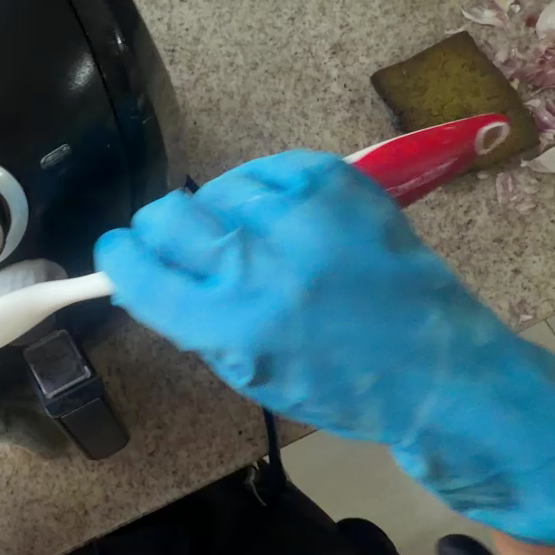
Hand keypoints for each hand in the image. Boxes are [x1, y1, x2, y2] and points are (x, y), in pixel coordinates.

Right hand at [95, 151, 554, 554]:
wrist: (438, 370)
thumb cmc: (332, 385)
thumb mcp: (241, 371)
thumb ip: (185, 317)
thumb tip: (142, 270)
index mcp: (230, 326)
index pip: (135, 271)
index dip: (116, 259)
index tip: (120, 257)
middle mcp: (260, 266)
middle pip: (163, 216)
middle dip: (156, 233)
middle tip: (181, 249)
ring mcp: (302, 216)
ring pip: (212, 191)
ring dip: (216, 217)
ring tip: (252, 242)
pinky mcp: (336, 182)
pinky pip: (261, 169)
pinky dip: (258, 194)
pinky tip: (281, 221)